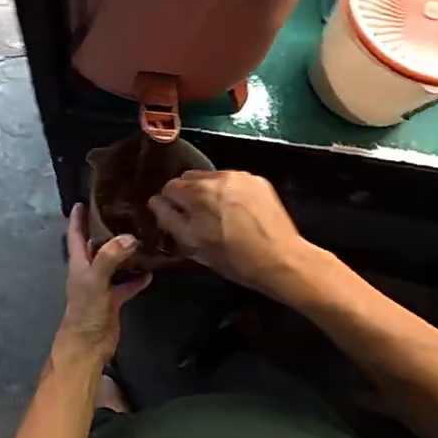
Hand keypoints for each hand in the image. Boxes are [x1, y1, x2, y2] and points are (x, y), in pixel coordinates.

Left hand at [55, 204, 151, 364]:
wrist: (88, 346)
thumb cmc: (86, 311)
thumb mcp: (95, 280)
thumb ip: (110, 257)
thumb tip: (130, 237)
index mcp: (79, 264)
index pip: (76, 235)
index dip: (78, 219)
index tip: (83, 201)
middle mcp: (89, 271)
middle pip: (96, 246)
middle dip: (104, 231)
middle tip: (121, 213)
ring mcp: (101, 286)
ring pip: (113, 264)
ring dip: (124, 253)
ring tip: (140, 237)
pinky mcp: (113, 300)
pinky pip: (126, 285)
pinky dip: (136, 279)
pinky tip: (150, 272)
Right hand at [148, 171, 313, 298]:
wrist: (282, 260)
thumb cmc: (234, 259)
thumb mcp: (193, 245)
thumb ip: (168, 219)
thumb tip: (155, 201)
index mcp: (198, 192)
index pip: (170, 187)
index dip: (171, 204)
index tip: (180, 219)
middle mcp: (218, 177)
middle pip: (191, 178)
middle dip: (190, 195)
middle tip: (199, 219)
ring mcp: (241, 176)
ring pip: (213, 178)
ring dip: (210, 192)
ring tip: (222, 217)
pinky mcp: (259, 181)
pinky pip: (234, 181)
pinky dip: (231, 193)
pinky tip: (240, 213)